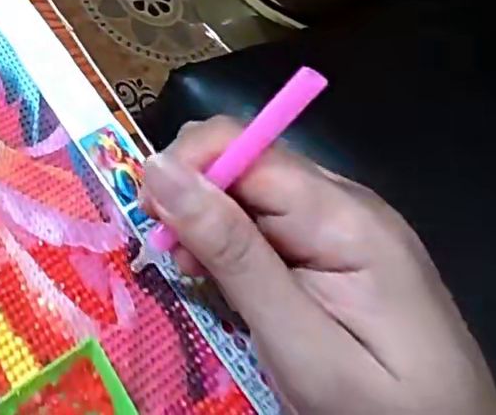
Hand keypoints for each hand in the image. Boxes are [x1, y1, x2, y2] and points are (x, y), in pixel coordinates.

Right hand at [140, 117, 495, 414]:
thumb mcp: (302, 351)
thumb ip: (232, 254)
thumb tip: (157, 167)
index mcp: (345, 216)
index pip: (243, 145)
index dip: (185, 167)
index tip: (150, 220)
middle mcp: (344, 199)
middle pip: (242, 156)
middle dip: (192, 193)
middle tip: (173, 258)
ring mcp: (344, 220)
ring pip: (247, 184)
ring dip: (206, 218)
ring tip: (196, 275)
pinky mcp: (338, 244)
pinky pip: (266, 214)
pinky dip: (230, 237)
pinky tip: (226, 276)